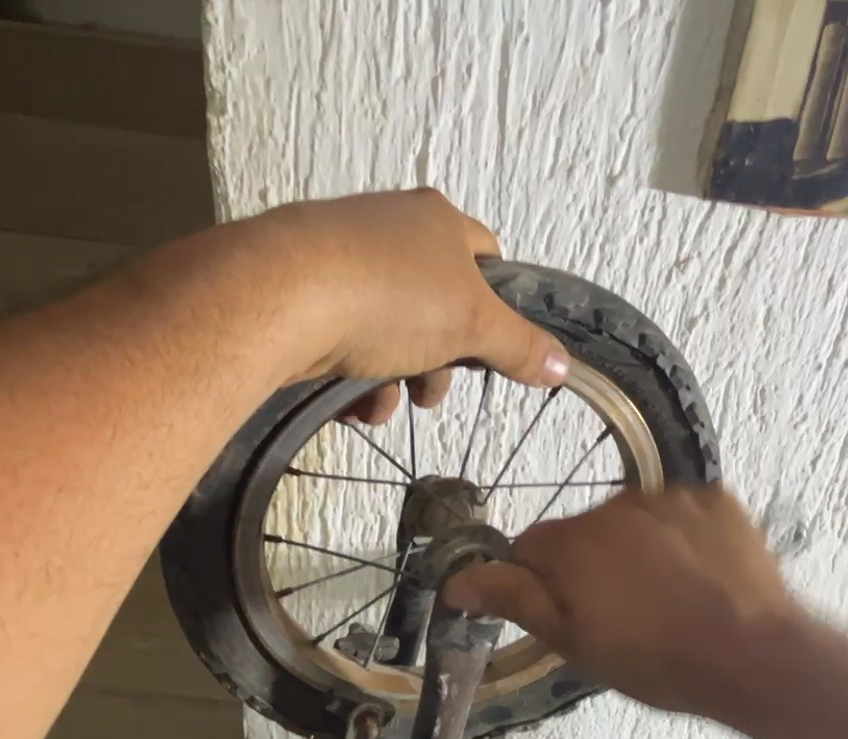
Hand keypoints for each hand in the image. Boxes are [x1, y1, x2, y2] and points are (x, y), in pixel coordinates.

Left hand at [248, 189, 570, 420]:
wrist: (281, 295)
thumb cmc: (391, 297)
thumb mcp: (471, 327)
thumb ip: (519, 346)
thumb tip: (565, 366)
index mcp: (437, 221)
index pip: (485, 255)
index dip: (495, 303)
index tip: (488, 346)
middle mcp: (391, 230)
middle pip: (435, 305)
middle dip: (439, 360)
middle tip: (432, 394)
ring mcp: (343, 259)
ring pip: (388, 331)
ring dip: (395, 379)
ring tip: (382, 407)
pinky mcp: (305, 292)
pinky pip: (345, 339)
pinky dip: (354, 377)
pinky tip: (350, 404)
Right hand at [442, 487, 815, 719]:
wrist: (754, 655)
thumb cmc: (654, 658)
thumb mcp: (572, 641)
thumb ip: (513, 599)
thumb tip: (455, 578)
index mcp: (572, 540)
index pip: (530, 548)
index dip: (542, 584)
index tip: (570, 615)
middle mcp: (614, 504)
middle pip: (582, 532)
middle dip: (590, 566)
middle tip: (622, 615)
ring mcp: (670, 496)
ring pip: (631, 521)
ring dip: (636, 549)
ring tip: (668, 599)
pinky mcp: (715, 499)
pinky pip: (680, 513)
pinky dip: (682, 537)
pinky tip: (699, 576)